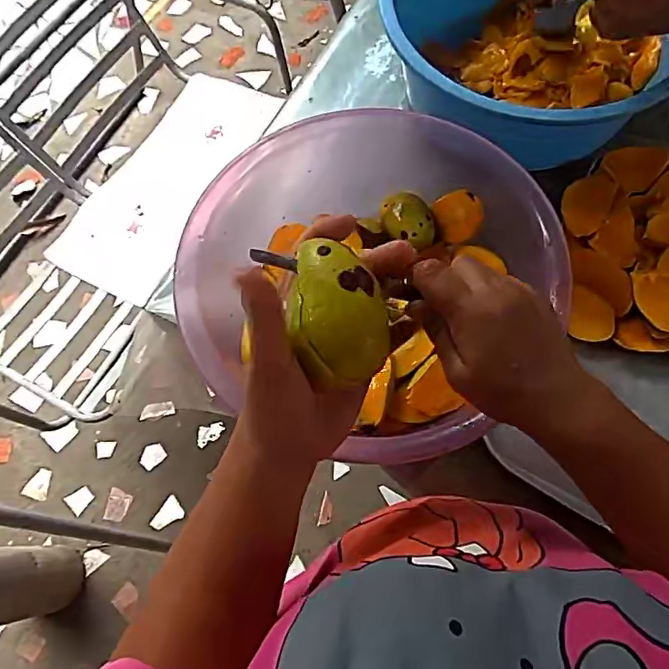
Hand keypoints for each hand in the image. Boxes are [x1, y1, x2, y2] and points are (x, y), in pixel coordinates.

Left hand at [235, 216, 414, 471]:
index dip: (326, 236)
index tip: (351, 222)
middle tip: (407, 253)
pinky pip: (386, 333)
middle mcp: (321, 315)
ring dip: (396, 285)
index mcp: (294, 307)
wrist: (291, 447)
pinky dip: (405, 321)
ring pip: (373, 300)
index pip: (307, 260)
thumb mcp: (267, 360)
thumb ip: (262, 317)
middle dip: (377, 259)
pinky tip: (425, 313)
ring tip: (423, 276)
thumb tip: (244, 270)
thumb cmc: (270, 404)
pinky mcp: (363, 359)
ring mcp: (344, 337)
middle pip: (350, 276)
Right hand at [410, 255, 602, 437]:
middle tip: (437, 306)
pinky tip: (490, 318)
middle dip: (442, 277)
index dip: (415, 277)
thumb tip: (417, 305)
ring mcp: (519, 288)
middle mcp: (496, 289)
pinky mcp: (534, 294)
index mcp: (472, 309)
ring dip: (465, 283)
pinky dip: (487, 289)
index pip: (432, 271)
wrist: (557, 397)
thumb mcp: (457, 372)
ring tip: (464, 314)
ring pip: (480, 267)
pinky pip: (500, 279)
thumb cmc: (501, 392)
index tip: (409, 293)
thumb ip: (437, 332)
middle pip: (457, 261)